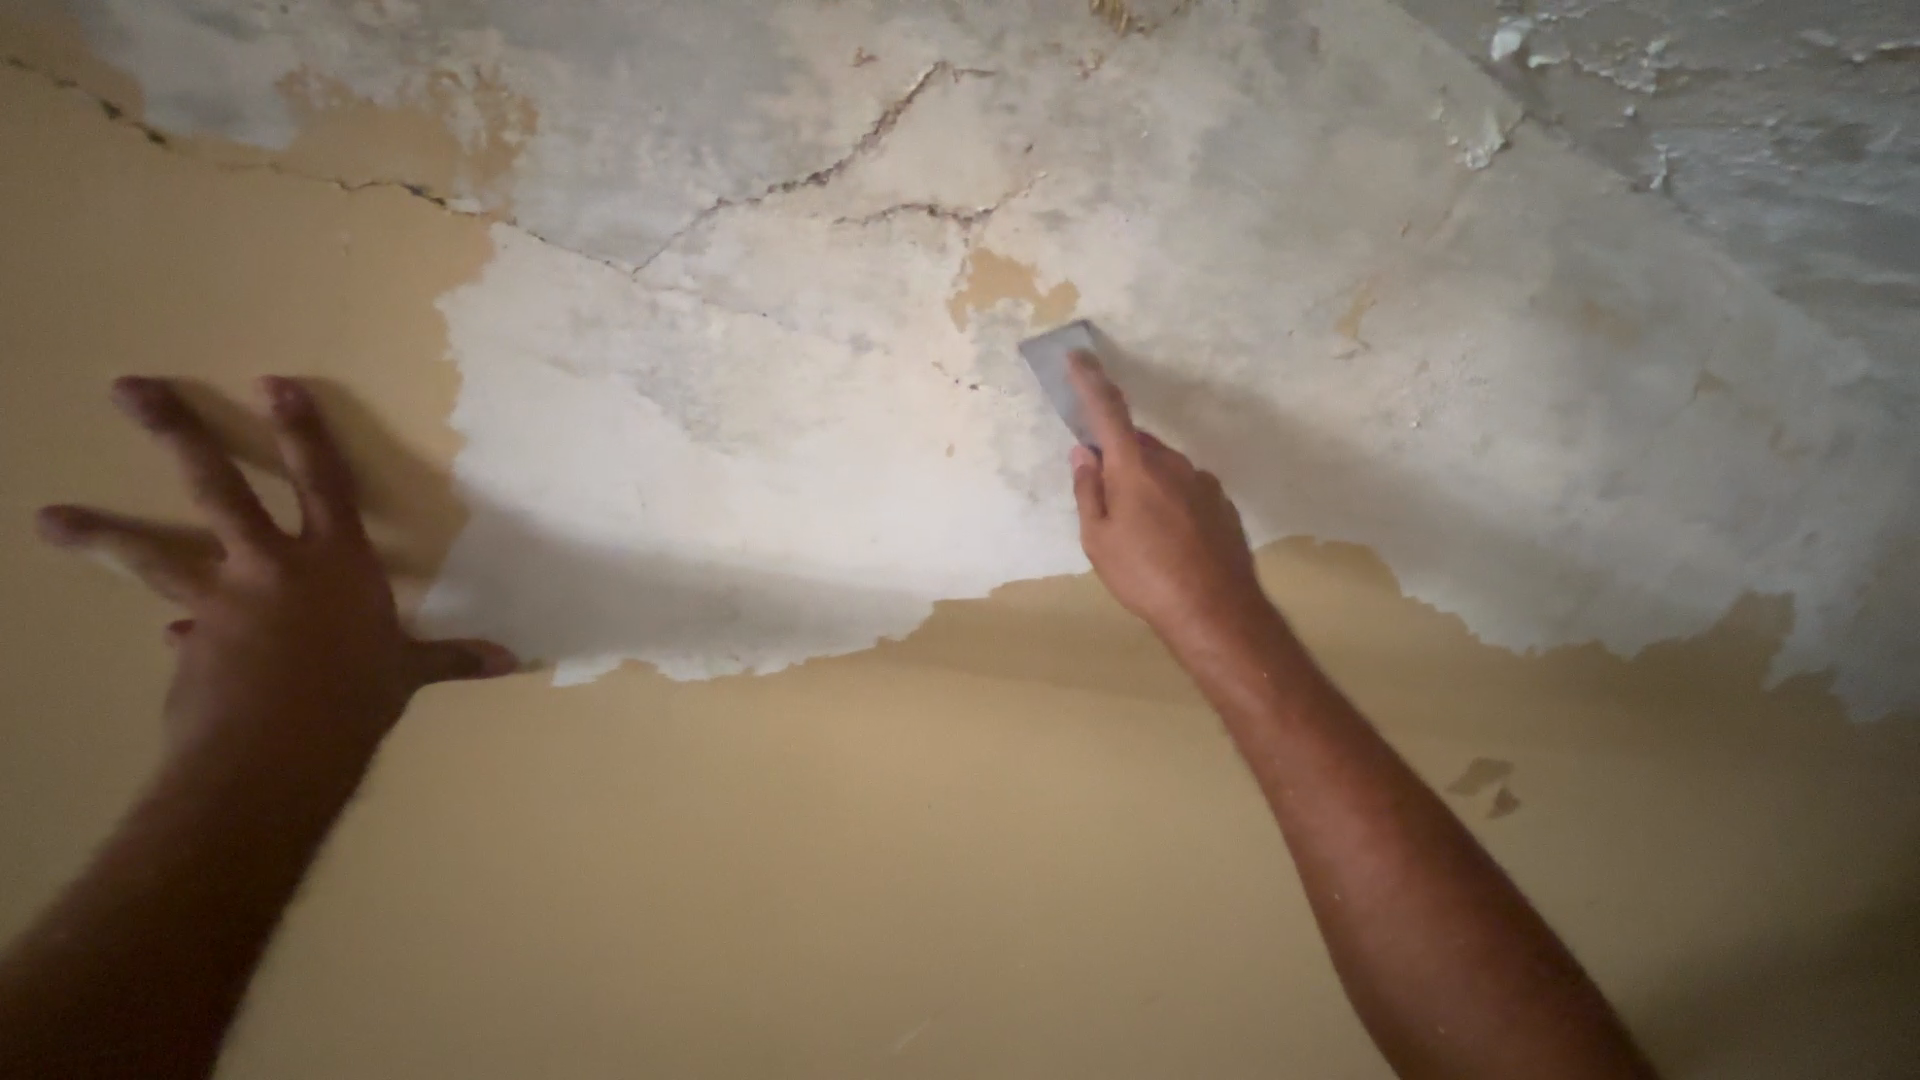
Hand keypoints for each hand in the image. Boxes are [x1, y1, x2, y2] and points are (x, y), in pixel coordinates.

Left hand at [36, 377, 515, 757]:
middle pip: (220, 488)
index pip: (326, 482)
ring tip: (48, 519)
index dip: (304, 432)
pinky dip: (185, 627)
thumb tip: (511, 661)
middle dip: (180, 435)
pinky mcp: (192, 642)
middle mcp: (274, 566)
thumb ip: (453, 658)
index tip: (275, 385)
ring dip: (104, 534)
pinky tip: (176, 634)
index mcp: (339, 563)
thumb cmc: (358, 694)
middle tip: (129, 388)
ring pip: (153, 555)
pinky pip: (186, 626)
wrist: (280, 747)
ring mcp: (222, 600)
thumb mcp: (410, 672)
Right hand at [1067, 352, 1276, 646]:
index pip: (1108, 411)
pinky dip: (1170, 500)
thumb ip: (1088, 491)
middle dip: (1118, 458)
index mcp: (1135, 467)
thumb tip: (1084, 454)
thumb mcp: (1098, 540)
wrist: (1215, 610)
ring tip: (1140, 532)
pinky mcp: (1222, 502)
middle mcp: (1172, 463)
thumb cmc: (1144, 576)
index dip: (1090, 382)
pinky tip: (1169, 540)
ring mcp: (1202, 481)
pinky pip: (1185, 488)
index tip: (1078, 358)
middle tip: (1105, 497)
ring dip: (1145, 483)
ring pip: (1163, 468)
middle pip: (1136, 445)